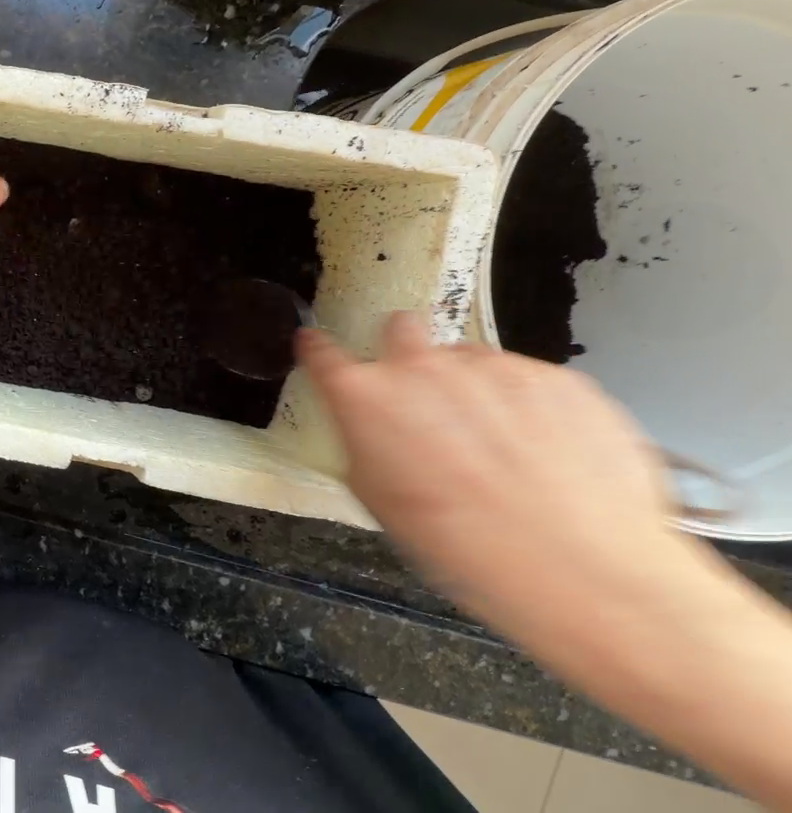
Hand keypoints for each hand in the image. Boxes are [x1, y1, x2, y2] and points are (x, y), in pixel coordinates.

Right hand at [296, 313, 683, 628]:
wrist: (577, 569)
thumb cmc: (461, 544)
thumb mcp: (376, 497)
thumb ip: (364, 442)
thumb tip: (374, 430)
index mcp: (363, 396)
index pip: (321, 351)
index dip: (318, 350)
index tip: (319, 348)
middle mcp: (421, 367)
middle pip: (399, 326)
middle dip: (403, 349)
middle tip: (421, 394)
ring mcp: (493, 368)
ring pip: (469, 358)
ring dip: (470, 385)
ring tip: (496, 442)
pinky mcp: (558, 379)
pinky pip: (529, 380)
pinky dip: (528, 406)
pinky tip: (541, 452)